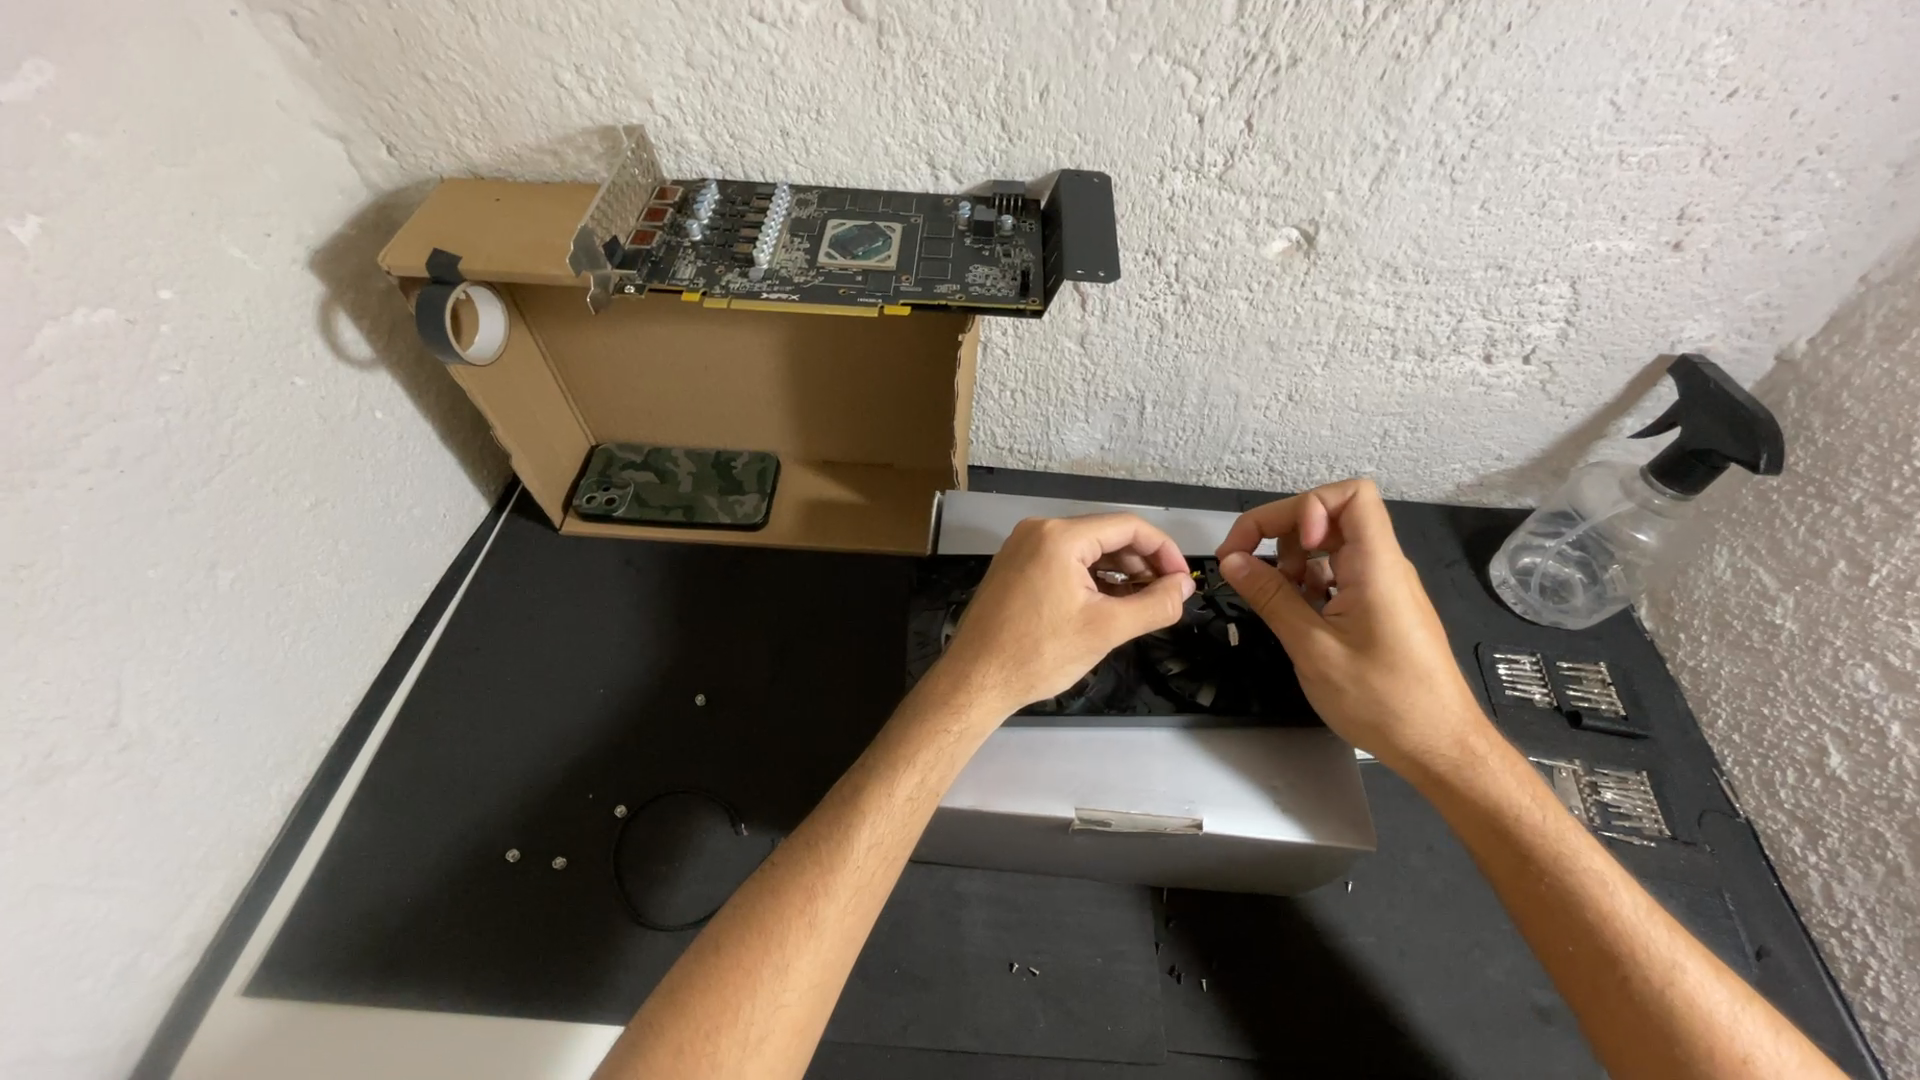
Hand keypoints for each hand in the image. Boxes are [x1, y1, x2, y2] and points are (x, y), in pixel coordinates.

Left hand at [940, 514, 1195, 717]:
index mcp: (1060, 536)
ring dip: (1118, 574)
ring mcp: (1022, 548)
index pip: (1128, 526)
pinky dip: (1091, 580)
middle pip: (1106, 535)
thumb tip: (1184, 587)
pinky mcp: (1015, 567)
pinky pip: (1064, 563)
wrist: (975, 681)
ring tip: (1142, 605)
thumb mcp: (1106, 629)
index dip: (1164, 551)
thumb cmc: (1038, 654)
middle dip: (1142, 564)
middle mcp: (1039, 531)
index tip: (1183, 581)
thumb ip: (1154, 604)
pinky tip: (1109, 605)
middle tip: (1167, 597)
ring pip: (1086, 551)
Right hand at [1214, 478, 1491, 770]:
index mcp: (1376, 566)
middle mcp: (1385, 566)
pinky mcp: (1383, 608)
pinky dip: (1310, 582)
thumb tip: (1232, 561)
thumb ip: (1271, 597)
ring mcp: (1385, 586)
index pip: (1351, 495)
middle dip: (1284, 532)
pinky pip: (1341, 573)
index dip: (1305, 507)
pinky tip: (1296, 613)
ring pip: (1334, 544)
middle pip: (1334, 514)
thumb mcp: (1312, 648)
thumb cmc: (1381, 700)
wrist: (1439, 747)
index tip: (1278, 547)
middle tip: (1249, 568)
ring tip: (1275, 597)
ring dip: (1294, 559)